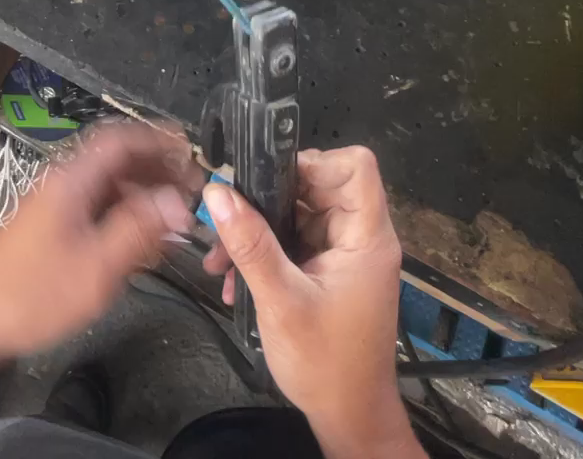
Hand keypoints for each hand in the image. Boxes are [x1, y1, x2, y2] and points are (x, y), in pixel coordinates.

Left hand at [0, 124, 200, 365]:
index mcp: (71, 180)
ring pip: (109, 186)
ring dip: (144, 194)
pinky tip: (145, 239)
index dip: (156, 138)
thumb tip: (177, 201)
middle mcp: (64, 183)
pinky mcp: (54, 227)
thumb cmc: (31, 293)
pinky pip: (98, 208)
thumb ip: (138, 230)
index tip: (189, 149)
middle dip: (157, 169)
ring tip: (177, 215)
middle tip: (193, 189)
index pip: (119, 140)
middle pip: (117, 160)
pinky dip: (126, 215)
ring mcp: (57, 205)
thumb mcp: (95, 267)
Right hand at [202, 146, 421, 458]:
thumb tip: (217, 192)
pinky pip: (290, 238)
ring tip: (220, 256)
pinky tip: (233, 275)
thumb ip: (250, 244)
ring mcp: (342, 253)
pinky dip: (262, 249)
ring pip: (296, 211)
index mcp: (366, 238)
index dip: (314, 162)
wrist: (347, 419)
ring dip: (256, 227)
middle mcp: (359, 237)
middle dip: (267, 196)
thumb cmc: (326, 365)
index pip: (355, 167)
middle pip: (317, 184)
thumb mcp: (281, 301)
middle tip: (228, 216)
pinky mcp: (326, 269)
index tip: (271, 180)